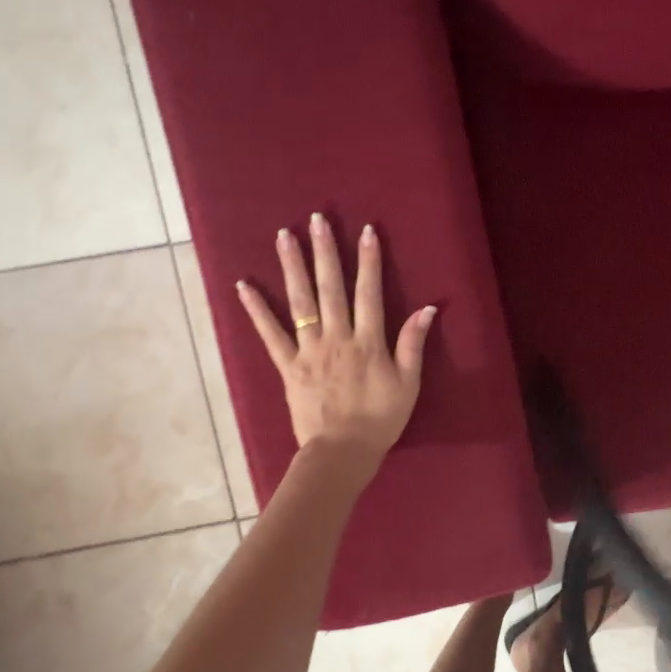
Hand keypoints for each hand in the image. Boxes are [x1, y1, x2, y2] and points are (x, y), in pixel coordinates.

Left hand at [235, 214, 435, 465]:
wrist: (342, 451)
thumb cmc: (380, 419)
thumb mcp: (408, 384)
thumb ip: (413, 344)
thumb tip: (427, 308)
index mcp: (368, 342)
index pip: (369, 292)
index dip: (368, 261)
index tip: (366, 231)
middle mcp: (337, 338)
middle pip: (331, 288)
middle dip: (325, 252)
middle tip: (317, 219)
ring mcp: (309, 351)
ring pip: (300, 303)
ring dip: (293, 267)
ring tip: (284, 236)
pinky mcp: (288, 367)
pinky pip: (270, 334)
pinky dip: (255, 310)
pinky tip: (243, 285)